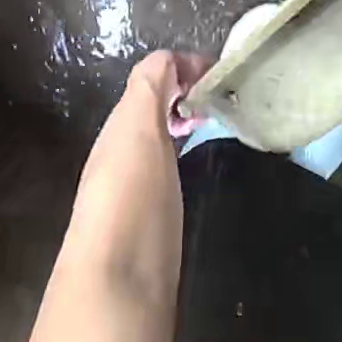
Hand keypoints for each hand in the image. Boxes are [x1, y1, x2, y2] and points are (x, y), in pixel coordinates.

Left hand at [69, 50, 207, 302]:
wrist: (116, 284)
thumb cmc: (131, 198)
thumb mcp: (138, 131)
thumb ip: (149, 89)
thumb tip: (169, 57)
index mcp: (121, 124)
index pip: (153, 74)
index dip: (185, 65)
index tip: (220, 74)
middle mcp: (125, 146)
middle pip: (156, 101)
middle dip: (189, 89)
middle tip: (225, 96)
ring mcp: (138, 179)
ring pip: (163, 130)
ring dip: (188, 116)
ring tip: (220, 119)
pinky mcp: (153, 208)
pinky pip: (170, 159)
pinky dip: (187, 145)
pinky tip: (202, 154)